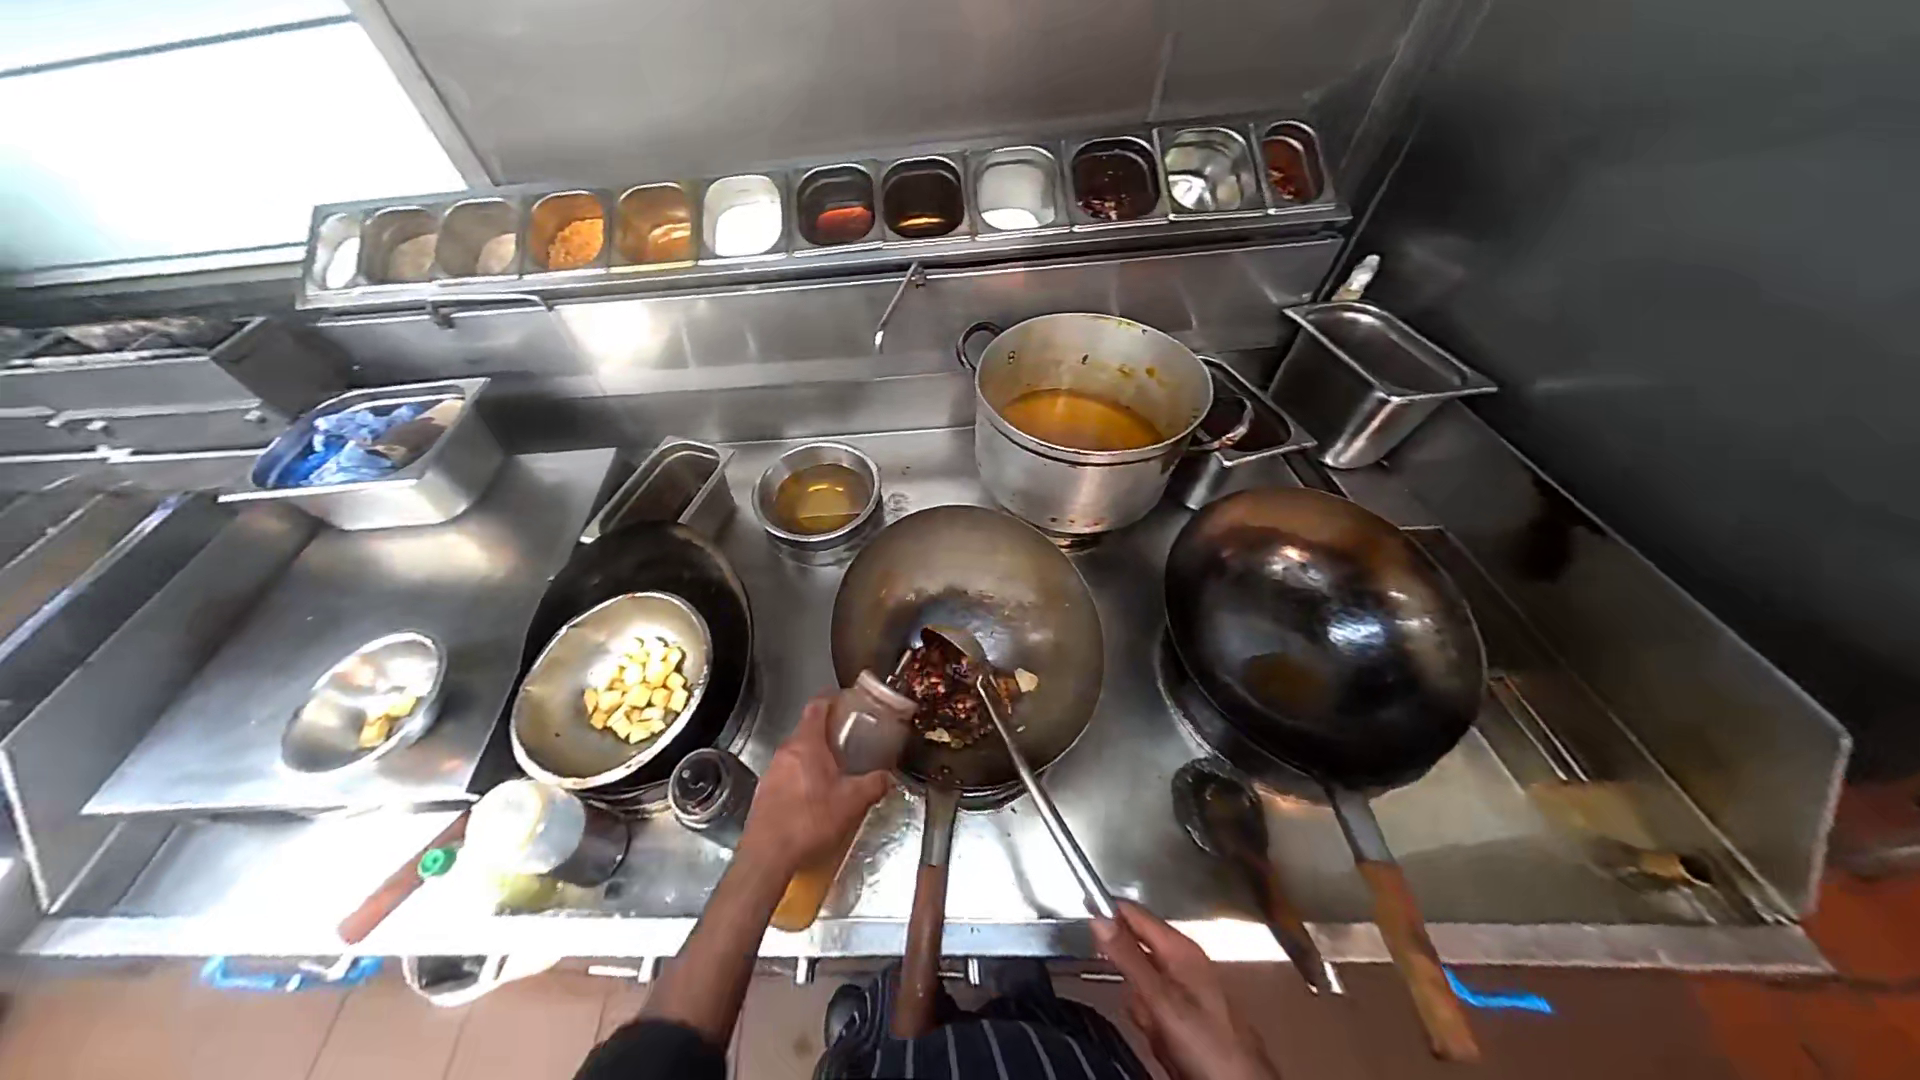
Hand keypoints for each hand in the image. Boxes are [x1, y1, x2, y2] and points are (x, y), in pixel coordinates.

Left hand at [738, 694, 892, 878]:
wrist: (768, 855)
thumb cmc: (810, 820)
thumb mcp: (852, 801)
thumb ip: (874, 784)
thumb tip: (888, 778)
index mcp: (806, 744)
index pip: (816, 707)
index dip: (831, 700)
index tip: (844, 701)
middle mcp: (785, 751)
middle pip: (806, 730)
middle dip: (827, 733)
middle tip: (848, 741)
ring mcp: (771, 772)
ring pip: (796, 753)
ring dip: (814, 757)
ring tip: (835, 770)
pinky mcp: (764, 793)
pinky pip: (786, 774)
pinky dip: (801, 776)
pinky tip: (814, 796)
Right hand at [1093, 901, 1280, 1079]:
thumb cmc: (1206, 1042)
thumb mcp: (1161, 998)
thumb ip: (1127, 956)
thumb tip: (1098, 917)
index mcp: (1179, 947)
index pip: (1134, 914)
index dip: (1108, 915)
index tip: (1084, 928)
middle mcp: (1181, 961)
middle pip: (1134, 953)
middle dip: (1128, 981)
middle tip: (1141, 1006)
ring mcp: (1182, 989)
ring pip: (1139, 986)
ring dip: (1141, 1009)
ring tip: (1158, 1031)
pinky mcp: (1182, 1015)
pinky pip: (1151, 1010)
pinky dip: (1151, 1026)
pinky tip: (1165, 1044)